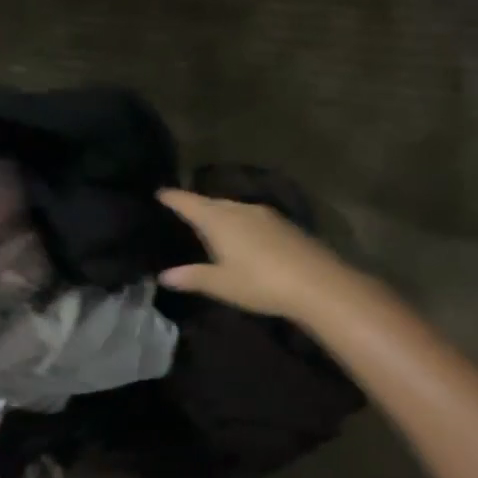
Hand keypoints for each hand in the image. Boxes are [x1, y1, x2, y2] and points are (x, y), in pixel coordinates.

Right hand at [156, 189, 350, 318]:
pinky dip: (239, 223)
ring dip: (220, 213)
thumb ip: (192, 277)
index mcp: (219, 219)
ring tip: (208, 224)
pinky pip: (252, 217)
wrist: (319, 284)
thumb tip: (164, 275)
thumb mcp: (221, 284)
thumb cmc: (261, 282)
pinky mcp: (285, 225)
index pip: (188, 202)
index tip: (158, 193)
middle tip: (181, 210)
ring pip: (233, 208)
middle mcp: (240, 209)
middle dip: (195, 204)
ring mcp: (265, 215)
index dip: (171, 197)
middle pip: (211, 202)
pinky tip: (241, 236)